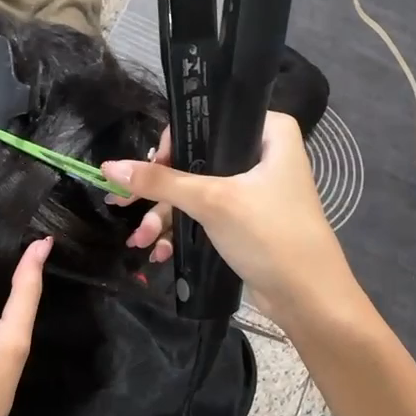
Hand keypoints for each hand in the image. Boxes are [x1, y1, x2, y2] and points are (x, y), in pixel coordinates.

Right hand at [101, 112, 364, 326]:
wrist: (306, 295)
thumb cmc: (269, 234)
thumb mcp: (212, 201)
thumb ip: (160, 182)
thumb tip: (109, 167)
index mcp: (269, 132)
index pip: (209, 120)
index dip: (174, 143)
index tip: (149, 170)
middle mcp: (262, 154)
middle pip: (195, 161)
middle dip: (159, 192)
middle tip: (123, 205)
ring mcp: (253, 190)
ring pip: (195, 193)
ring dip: (165, 218)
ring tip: (141, 241)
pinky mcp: (244, 221)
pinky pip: (203, 217)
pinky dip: (181, 232)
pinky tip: (160, 253)